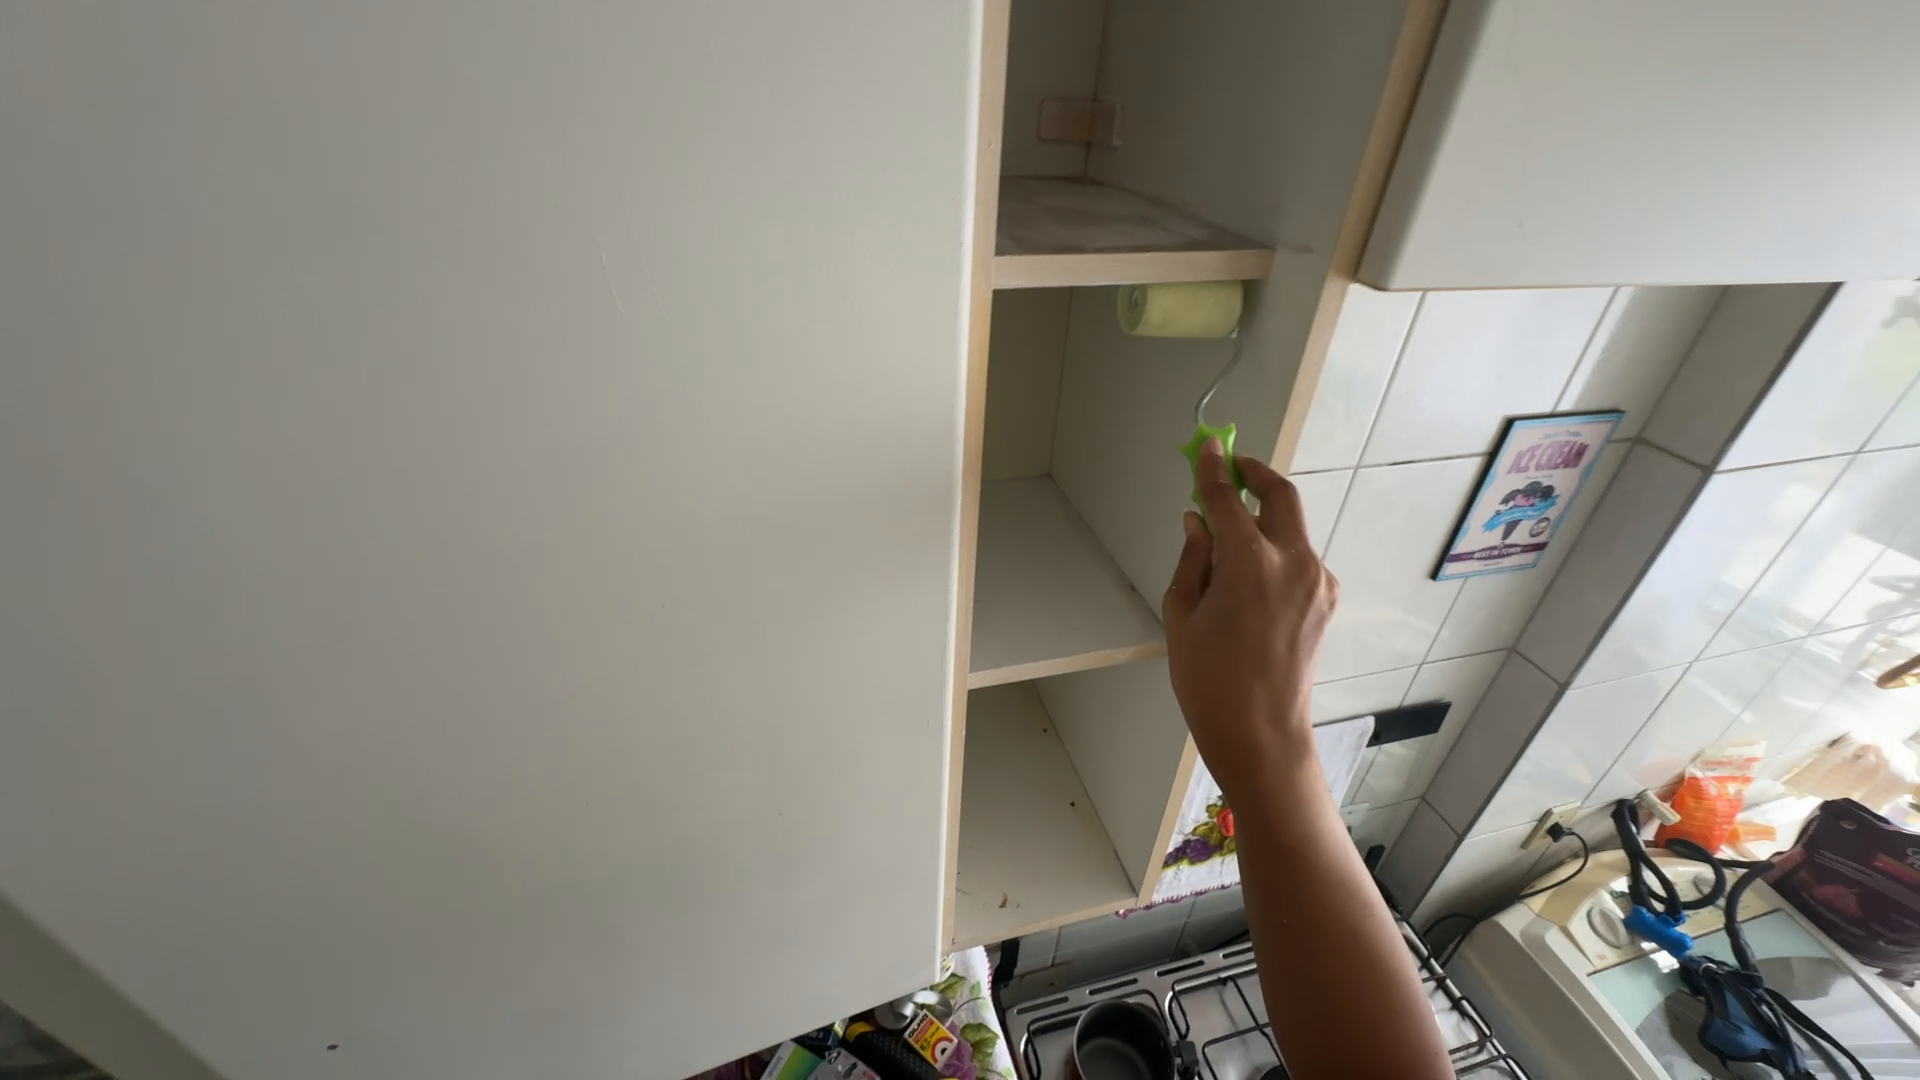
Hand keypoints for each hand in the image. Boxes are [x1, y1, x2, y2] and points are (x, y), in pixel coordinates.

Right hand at [1161, 438, 1337, 801]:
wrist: (1260, 732)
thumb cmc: (1207, 678)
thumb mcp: (1182, 613)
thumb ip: (1192, 557)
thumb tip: (1197, 522)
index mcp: (1249, 564)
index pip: (1227, 500)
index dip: (1212, 472)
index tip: (1207, 448)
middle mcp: (1293, 561)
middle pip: (1280, 495)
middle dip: (1256, 474)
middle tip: (1231, 468)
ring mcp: (1317, 580)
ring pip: (1290, 528)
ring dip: (1263, 518)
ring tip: (1228, 538)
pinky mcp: (1325, 598)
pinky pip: (1297, 557)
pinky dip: (1273, 549)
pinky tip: (1248, 574)